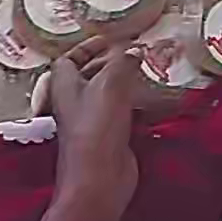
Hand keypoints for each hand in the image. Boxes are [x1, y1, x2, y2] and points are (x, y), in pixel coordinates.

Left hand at [32, 37, 143, 220]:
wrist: (99, 180)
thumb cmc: (96, 128)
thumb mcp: (110, 85)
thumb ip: (123, 61)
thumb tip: (135, 48)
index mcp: (66, 87)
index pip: (68, 59)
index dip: (86, 47)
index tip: (109, 40)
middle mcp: (76, 103)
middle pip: (90, 75)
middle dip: (111, 61)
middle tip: (136, 51)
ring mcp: (93, 121)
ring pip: (109, 93)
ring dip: (127, 81)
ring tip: (149, 69)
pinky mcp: (111, 136)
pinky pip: (123, 112)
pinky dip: (137, 102)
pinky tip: (155, 98)